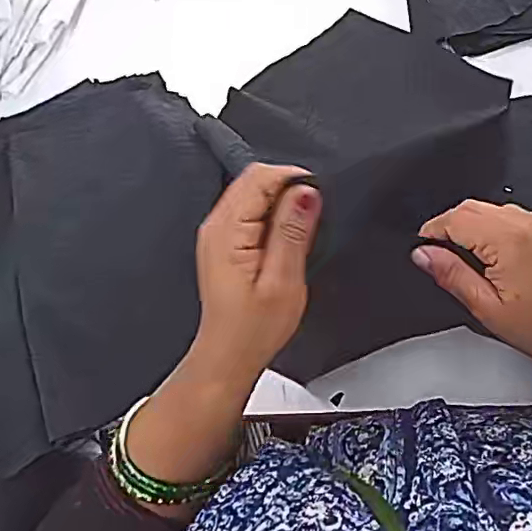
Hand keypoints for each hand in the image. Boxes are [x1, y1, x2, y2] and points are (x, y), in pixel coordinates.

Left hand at [187, 163, 320, 377]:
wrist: (230, 354)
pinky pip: (252, 210)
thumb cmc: (252, 328)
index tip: (315, 200)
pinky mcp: (226, 240)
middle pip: (255, 179)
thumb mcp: (283, 280)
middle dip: (289, 190)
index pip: (260, 176)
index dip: (294, 180)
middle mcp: (216, 225)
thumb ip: (293, 230)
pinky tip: (283, 242)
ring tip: (296, 236)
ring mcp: (218, 232)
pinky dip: (274, 216)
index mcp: (226, 230)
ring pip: (254, 192)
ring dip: (282, 204)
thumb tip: (306, 191)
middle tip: (308, 221)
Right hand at [413, 200, 531, 444]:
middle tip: (436, 255)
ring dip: (467, 225)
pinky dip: (488, 227)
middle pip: (469, 207)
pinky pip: (506, 215)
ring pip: (486, 208)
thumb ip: (451, 275)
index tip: (421, 249)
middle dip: (446, 226)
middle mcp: (524, 224)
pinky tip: (486, 255)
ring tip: (462, 260)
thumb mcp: (486, 307)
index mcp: (507, 240)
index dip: (431, 232)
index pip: (455, 219)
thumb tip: (424, 255)